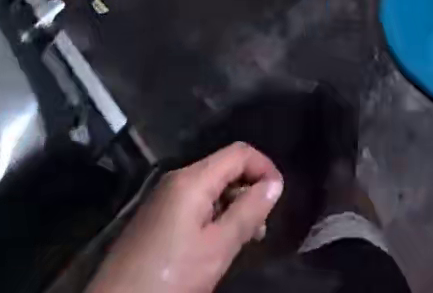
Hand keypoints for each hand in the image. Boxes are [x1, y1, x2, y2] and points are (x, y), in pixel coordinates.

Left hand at [88, 143, 283, 292]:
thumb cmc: (169, 281)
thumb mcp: (217, 250)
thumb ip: (248, 213)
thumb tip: (275, 183)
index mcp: (192, 179)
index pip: (239, 152)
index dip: (265, 168)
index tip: (278, 199)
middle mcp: (177, 179)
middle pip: (224, 168)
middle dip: (249, 190)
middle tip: (261, 230)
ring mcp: (163, 199)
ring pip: (210, 188)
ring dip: (232, 207)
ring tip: (243, 242)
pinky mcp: (154, 220)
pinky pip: (194, 204)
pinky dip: (213, 217)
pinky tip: (215, 248)